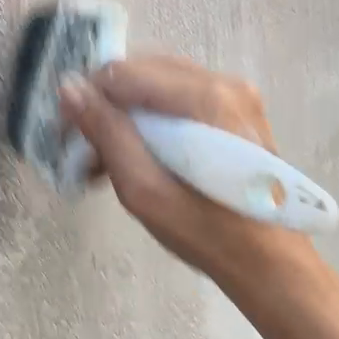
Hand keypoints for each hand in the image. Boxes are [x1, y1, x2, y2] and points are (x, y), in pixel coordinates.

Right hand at [59, 55, 304, 280]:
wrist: (271, 266)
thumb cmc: (206, 232)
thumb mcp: (144, 189)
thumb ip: (106, 132)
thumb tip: (69, 88)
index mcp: (204, 97)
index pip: (121, 73)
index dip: (86, 100)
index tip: (68, 137)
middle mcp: (223, 82)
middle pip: (139, 73)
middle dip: (105, 106)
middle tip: (83, 149)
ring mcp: (234, 94)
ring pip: (155, 84)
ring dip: (124, 115)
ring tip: (104, 159)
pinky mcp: (236, 110)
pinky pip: (177, 98)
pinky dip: (150, 120)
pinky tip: (135, 155)